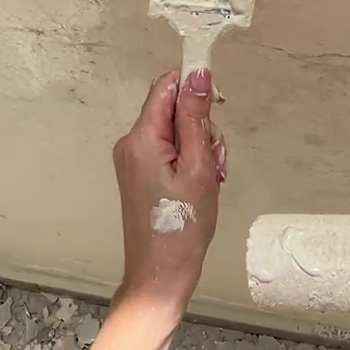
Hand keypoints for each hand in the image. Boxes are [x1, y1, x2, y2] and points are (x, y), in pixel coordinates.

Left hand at [111, 69, 224, 318]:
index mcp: (141, 137)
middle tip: (215, 161)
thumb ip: (196, 117)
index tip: (218, 107)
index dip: (194, 88)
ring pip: (176, 131)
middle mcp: (131, 142)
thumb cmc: (183, 225)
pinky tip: (200, 186)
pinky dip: (190, 162)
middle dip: (201, 127)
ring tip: (210, 180)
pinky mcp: (140, 173)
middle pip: (173, 109)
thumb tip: (198, 72)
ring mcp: (133, 159)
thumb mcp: (198, 166)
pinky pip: (170, 150)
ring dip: (200, 148)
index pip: (167, 86)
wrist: (161, 276)